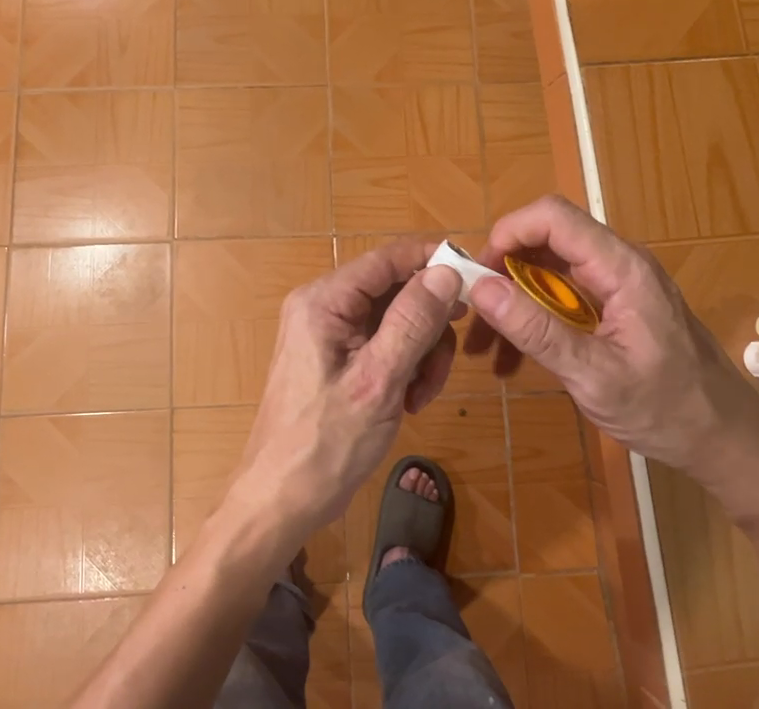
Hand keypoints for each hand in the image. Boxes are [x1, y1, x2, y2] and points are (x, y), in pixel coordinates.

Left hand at [234, 241, 465, 544]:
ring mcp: (328, 333)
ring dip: (421, 352)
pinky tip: (408, 402)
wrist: (280, 500)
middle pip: (396, 290)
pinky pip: (384, 344)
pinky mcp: (336, 359)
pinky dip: (405, 367)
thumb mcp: (378, 381)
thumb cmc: (324, 444)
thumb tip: (446, 271)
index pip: (389, 258)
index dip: (435, 262)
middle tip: (444, 367)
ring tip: (422, 395)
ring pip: (397, 319)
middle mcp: (323, 306)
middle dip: (429, 325)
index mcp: (324, 301)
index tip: (478, 282)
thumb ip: (413, 322)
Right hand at [461, 196, 758, 489]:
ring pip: (549, 272)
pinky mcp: (616, 307)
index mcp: (622, 268)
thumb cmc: (668, 410)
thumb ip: (536, 330)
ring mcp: (618, 285)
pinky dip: (534, 321)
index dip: (508, 233)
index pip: (553, 217)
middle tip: (474, 317)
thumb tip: (482, 288)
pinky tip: (515, 361)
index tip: (478, 275)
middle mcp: (619, 264)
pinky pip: (563, 298)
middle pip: (546, 241)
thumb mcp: (594, 376)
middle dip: (502, 274)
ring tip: (486, 350)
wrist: (727, 441)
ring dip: (513, 303)